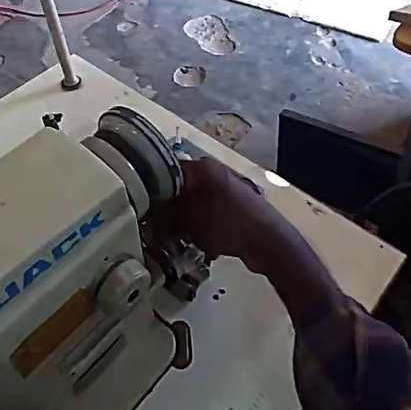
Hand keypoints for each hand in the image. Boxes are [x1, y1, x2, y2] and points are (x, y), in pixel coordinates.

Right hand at [148, 156, 286, 260]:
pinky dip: (196, 225)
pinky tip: (192, 241)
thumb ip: (165, 217)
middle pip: (178, 187)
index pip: (166, 169)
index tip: (142, 205)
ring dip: (180, 220)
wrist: (267, 240)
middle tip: (154, 226)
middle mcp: (213, 173)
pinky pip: (205, 213)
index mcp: (202, 167)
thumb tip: (148, 220)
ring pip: (191, 203)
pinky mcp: (232, 207)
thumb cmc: (227, 222)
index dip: (151, 188)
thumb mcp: (189, 220)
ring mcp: (224, 190)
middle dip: (166, 209)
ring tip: (171, 238)